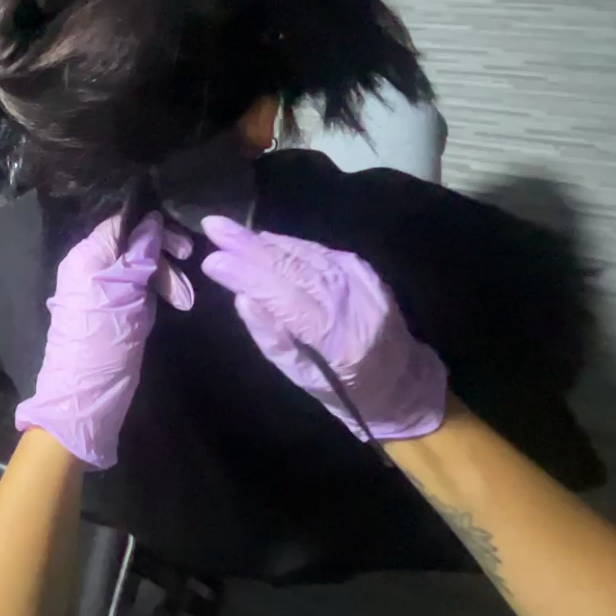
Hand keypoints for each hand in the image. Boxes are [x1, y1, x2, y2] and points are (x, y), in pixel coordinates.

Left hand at [15, 213, 192, 467]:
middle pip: (131, 243)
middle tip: (190, 266)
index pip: (120, 224)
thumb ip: (138, 255)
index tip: (182, 243)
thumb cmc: (104, 344)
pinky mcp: (109, 309)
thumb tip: (150, 220)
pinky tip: (172, 305)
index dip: (152, 226)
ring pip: (136, 266)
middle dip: (162, 254)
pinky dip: (154, 293)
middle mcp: (88, 266)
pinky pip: (134, 287)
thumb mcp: (126, 294)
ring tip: (185, 301)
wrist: (85, 401)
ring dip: (164, 277)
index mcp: (86, 257)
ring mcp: (98, 289)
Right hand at [199, 216, 447, 440]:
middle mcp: (351, 301)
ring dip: (262, 241)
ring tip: (228, 231)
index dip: (246, 276)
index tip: (211, 261)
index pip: (283, 298)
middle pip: (291, 266)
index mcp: (336, 338)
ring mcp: (360, 279)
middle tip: (212, 227)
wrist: (403, 380)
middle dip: (247, 245)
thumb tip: (242, 298)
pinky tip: (261, 241)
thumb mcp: (301, 376)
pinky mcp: (361, 267)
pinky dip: (284, 244)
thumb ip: (271, 337)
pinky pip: (314, 249)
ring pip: (302, 252)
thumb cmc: (344, 388)